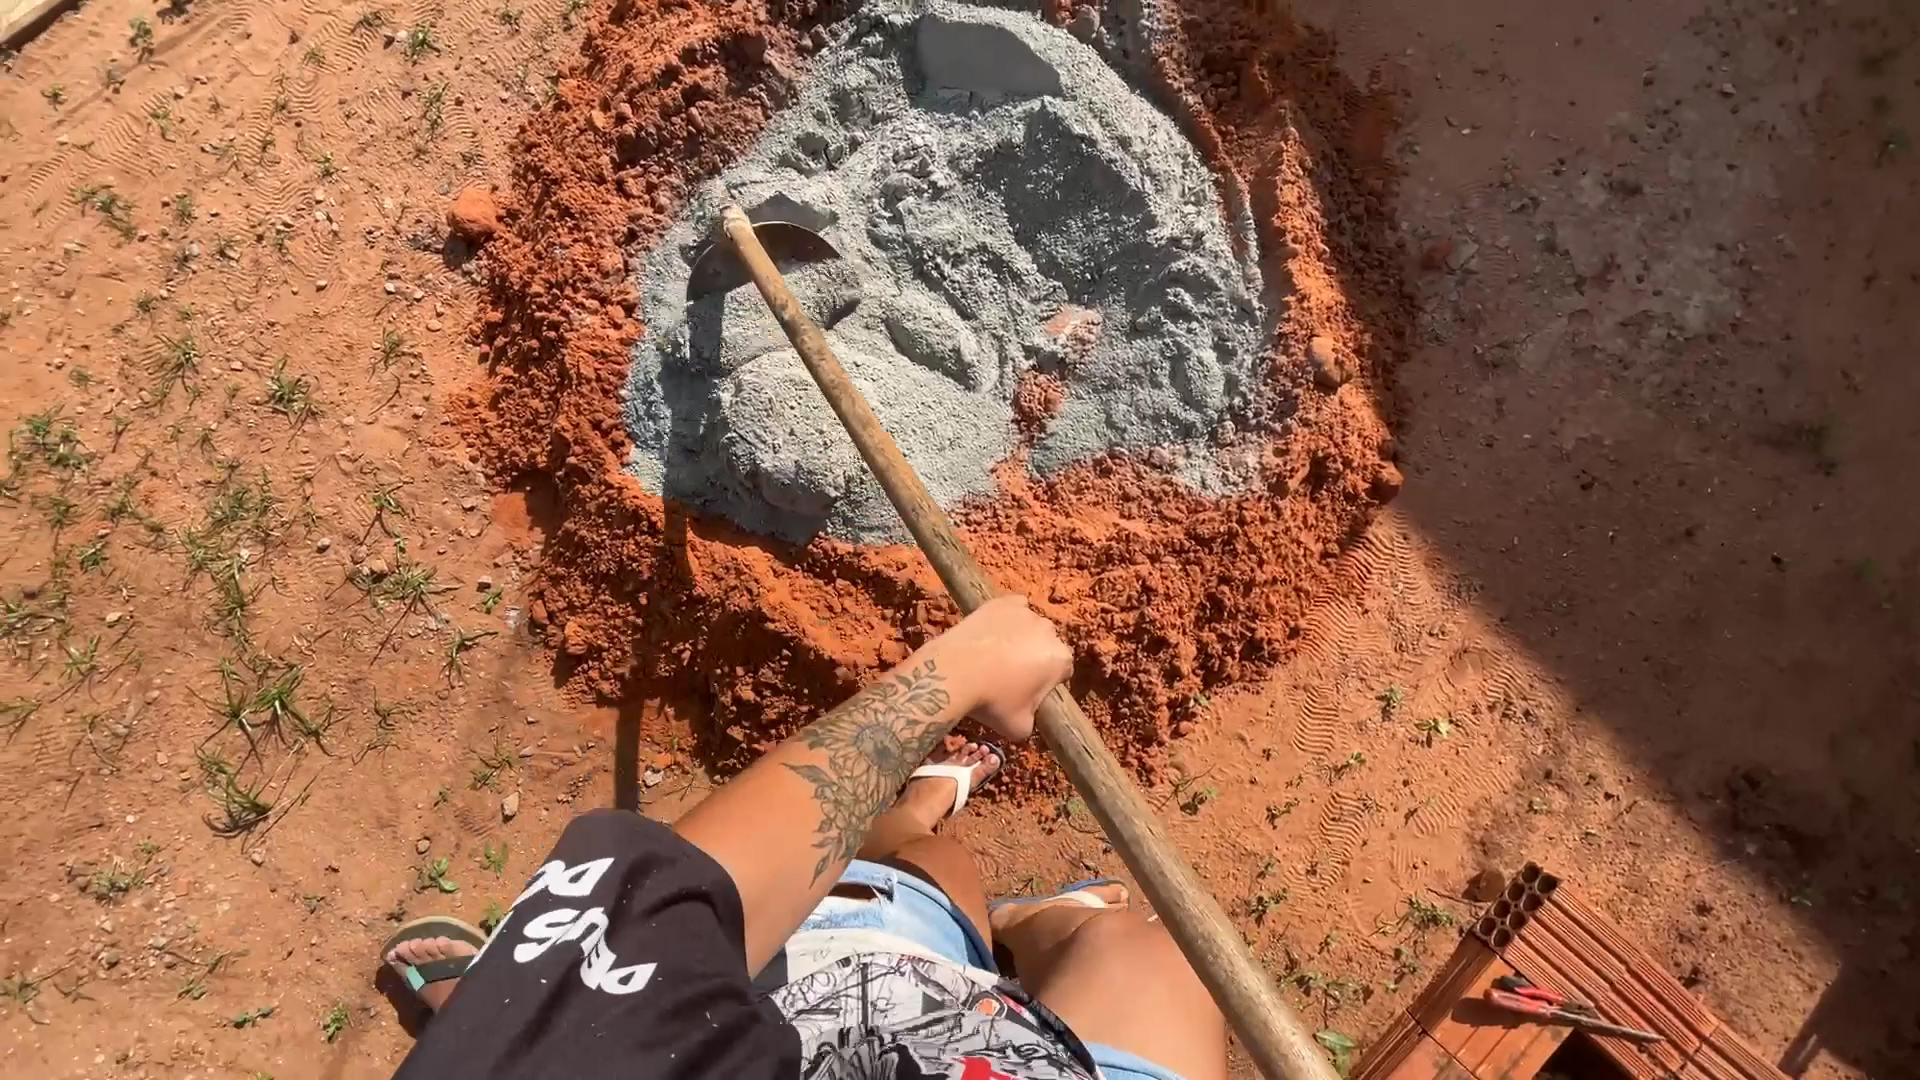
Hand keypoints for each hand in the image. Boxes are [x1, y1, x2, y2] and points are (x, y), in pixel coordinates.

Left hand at [919, 595, 1072, 743]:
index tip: (1028, 691)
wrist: (953, 671)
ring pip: (1029, 627)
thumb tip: (1027, 716)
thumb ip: (1033, 720)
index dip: (1046, 683)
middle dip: (1035, 658)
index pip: (1062, 671)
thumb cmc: (991, 701)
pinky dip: (1006, 618)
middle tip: (1010, 675)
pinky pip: (1012, 609)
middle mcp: (1049, 630)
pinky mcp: (1003, 601)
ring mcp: (1025, 612)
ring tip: (995, 655)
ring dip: (1020, 638)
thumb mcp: (1020, 728)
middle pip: (1048, 645)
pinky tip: (992, 633)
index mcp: (1061, 659)